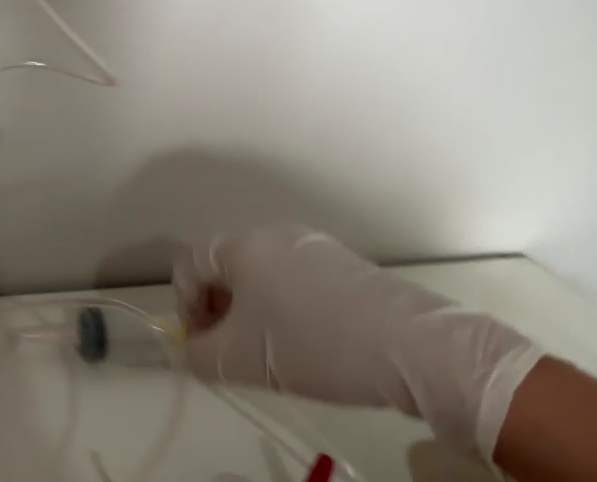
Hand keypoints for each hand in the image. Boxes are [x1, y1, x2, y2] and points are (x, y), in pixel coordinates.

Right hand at [175, 224, 543, 460]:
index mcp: (241, 246)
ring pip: (263, 276)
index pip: (189, 265)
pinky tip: (312, 346)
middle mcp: (272, 234)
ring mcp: (312, 246)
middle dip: (219, 311)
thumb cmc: (314, 345)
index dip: (184, 306)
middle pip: (226, 269)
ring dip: (253, 313)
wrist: (412, 347)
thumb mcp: (243, 361)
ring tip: (273, 356)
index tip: (201, 345)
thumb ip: (201, 356)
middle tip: (232, 353)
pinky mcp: (345, 265)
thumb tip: (190, 352)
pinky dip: (287, 309)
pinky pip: (296, 281)